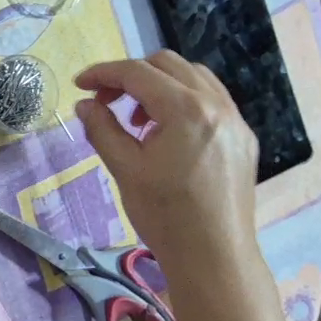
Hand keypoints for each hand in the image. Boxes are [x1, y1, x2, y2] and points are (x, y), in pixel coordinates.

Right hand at [73, 51, 259, 270]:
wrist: (214, 256)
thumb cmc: (165, 215)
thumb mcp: (124, 169)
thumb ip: (102, 129)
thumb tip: (85, 104)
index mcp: (186, 110)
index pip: (138, 73)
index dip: (103, 73)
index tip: (79, 85)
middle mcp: (216, 105)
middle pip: (167, 64)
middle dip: (129, 75)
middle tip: (104, 102)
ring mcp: (235, 120)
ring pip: (193, 78)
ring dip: (157, 86)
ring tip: (135, 120)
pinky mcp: (242, 138)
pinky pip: (210, 100)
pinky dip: (180, 101)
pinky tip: (164, 134)